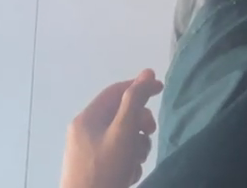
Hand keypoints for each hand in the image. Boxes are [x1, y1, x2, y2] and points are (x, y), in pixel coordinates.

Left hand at [60, 69, 163, 187]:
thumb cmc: (104, 170)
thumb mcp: (123, 131)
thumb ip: (135, 100)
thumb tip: (147, 72)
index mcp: (87, 118)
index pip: (116, 91)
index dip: (140, 87)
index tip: (161, 90)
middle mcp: (85, 132)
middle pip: (120, 115)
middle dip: (139, 123)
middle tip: (150, 133)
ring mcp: (88, 153)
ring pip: (121, 137)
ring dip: (136, 146)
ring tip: (138, 161)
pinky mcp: (93, 171)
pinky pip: (116, 155)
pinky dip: (127, 161)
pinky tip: (130, 174)